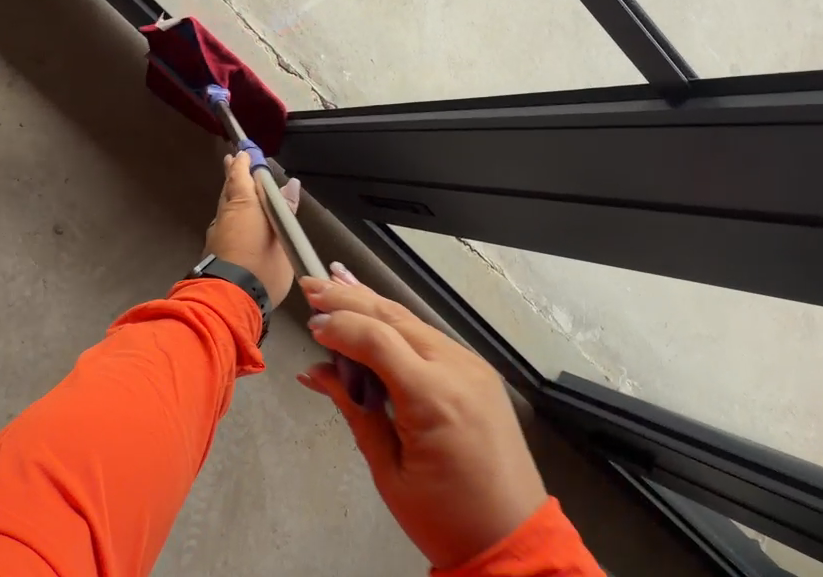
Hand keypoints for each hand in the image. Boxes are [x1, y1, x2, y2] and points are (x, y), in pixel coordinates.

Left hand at [203, 152, 297, 307]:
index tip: (243, 152)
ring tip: (240, 191)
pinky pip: (224, 225)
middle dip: (233, 176)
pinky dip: (232, 218)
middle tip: (234, 162)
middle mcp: (225, 215)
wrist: (228, 304)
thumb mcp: (282, 239)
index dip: (242, 163)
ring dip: (232, 197)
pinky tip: (238, 225)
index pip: (240, 176)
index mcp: (243, 205)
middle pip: (229, 190)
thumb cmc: (261, 268)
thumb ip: (284, 210)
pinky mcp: (212, 252)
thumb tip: (290, 185)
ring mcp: (216, 234)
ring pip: (225, 208)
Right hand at [297, 270, 546, 569]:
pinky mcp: (477, 371)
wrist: (512, 538)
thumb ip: (355, 411)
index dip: (340, 327)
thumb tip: (317, 373)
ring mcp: (472, 366)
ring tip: (334, 286)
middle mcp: (458, 369)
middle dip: (349, 298)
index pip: (377, 340)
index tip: (310, 325)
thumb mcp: (388, 471)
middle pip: (394, 317)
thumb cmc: (447, 519)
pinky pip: (429, 336)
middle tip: (312, 284)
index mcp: (435, 398)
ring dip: (371, 303)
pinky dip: (396, 323)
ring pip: (412, 320)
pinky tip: (372, 313)